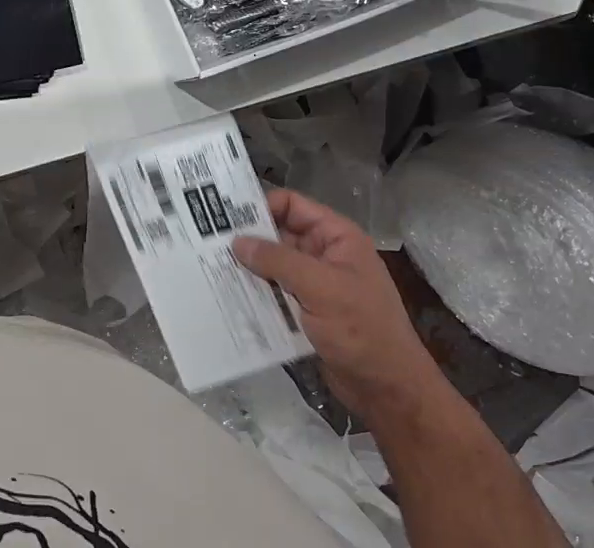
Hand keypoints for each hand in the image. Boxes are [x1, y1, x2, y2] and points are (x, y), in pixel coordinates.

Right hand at [232, 189, 443, 422]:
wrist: (387, 389)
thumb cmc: (361, 330)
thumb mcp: (321, 288)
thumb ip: (278, 261)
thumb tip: (237, 242)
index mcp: (336, 238)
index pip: (291, 205)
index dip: (260, 206)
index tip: (224, 217)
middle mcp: (324, 254)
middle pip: (277, 234)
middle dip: (246, 239)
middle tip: (206, 241)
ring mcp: (314, 283)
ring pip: (271, 264)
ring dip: (247, 268)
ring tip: (209, 267)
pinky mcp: (304, 309)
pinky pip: (273, 291)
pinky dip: (253, 292)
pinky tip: (228, 295)